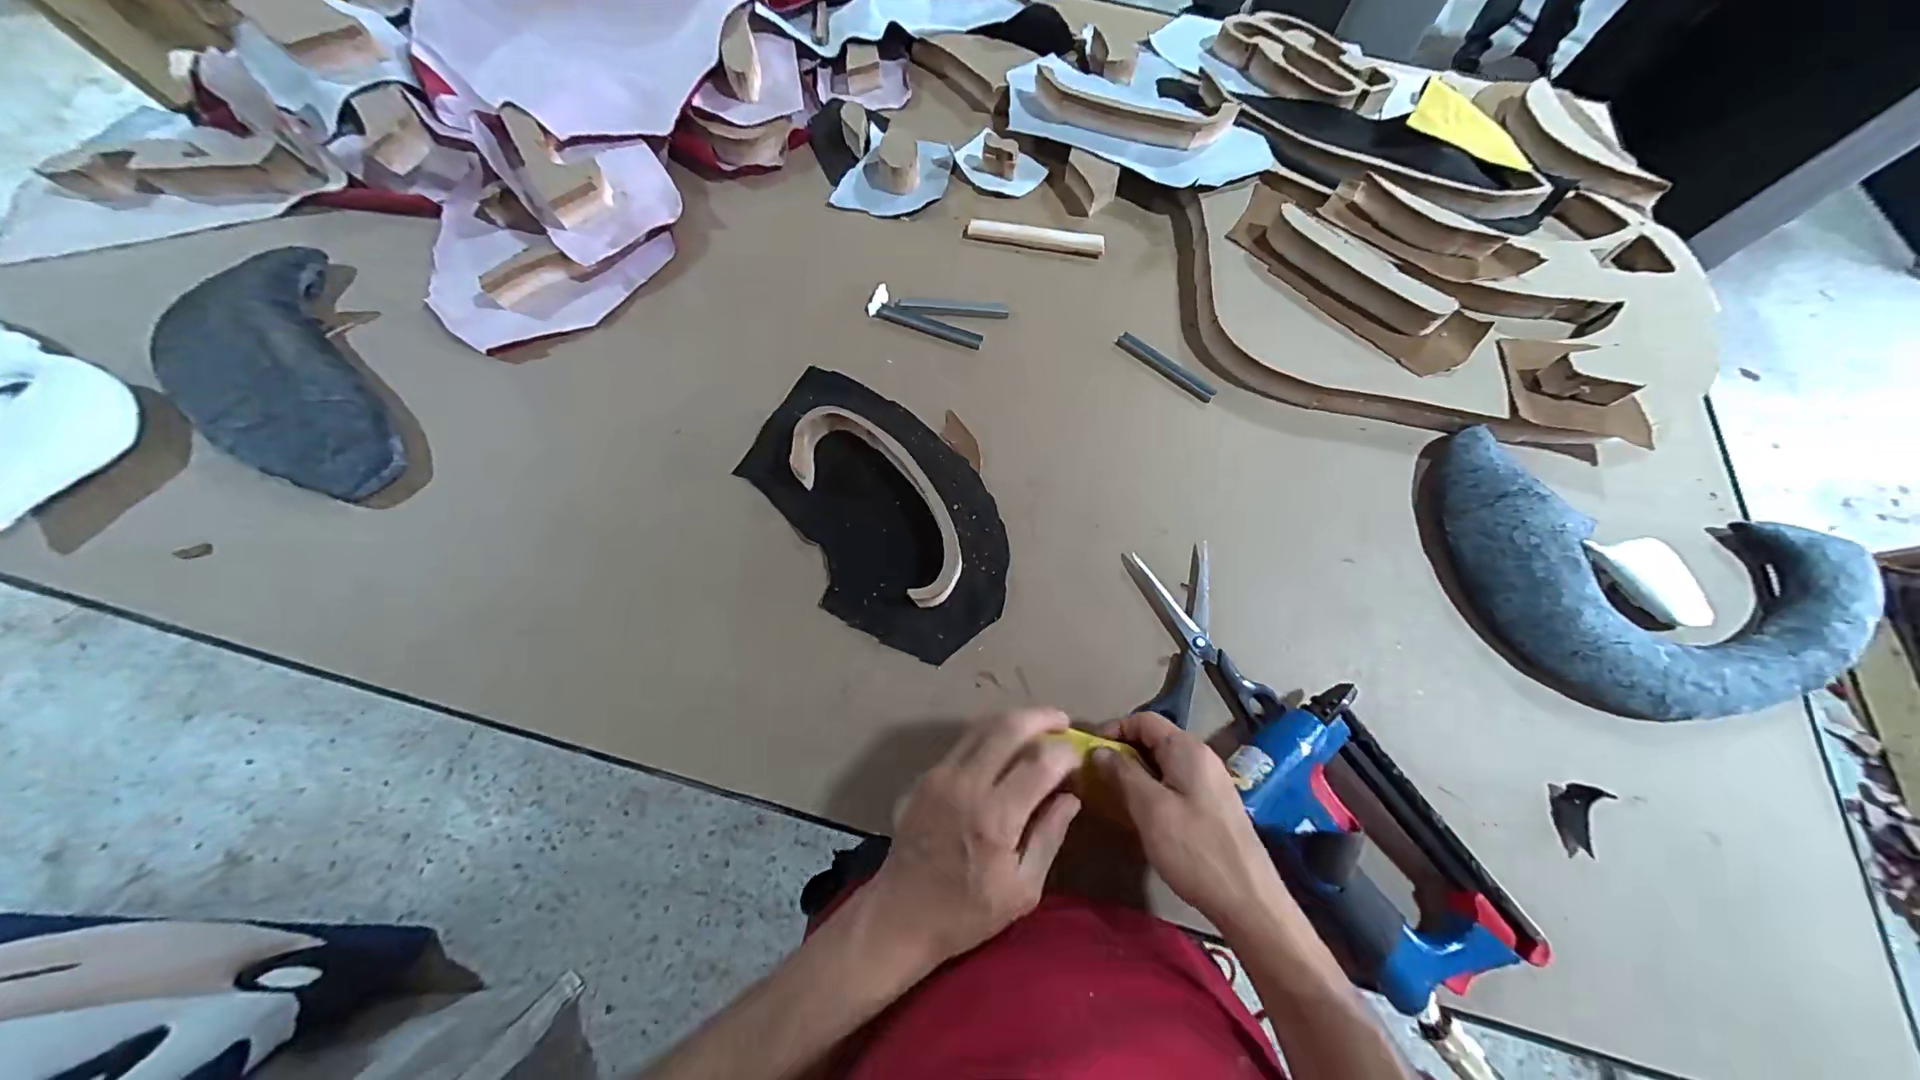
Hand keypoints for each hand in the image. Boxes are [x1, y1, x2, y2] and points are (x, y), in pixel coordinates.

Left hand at [863, 709, 1083, 965]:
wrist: (900, 914)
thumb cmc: (967, 912)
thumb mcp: (1022, 889)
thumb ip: (1049, 836)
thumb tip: (1071, 797)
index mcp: (996, 817)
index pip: (1041, 762)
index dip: (1066, 753)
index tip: (1079, 758)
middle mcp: (967, 784)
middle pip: (1009, 727)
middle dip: (1041, 717)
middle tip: (1062, 721)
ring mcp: (941, 775)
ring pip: (982, 726)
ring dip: (1014, 720)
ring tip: (1037, 726)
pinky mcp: (925, 776)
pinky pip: (963, 742)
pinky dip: (989, 734)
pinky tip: (1003, 746)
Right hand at [1093, 712, 1291, 934]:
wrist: (1249, 901)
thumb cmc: (1194, 849)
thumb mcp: (1149, 808)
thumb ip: (1122, 773)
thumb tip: (1100, 750)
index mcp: (1188, 749)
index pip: (1144, 720)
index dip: (1114, 729)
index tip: (1091, 753)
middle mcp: (1202, 757)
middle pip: (1155, 739)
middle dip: (1123, 752)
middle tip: (1098, 776)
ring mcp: (1212, 782)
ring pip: (1164, 763)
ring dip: (1137, 773)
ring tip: (1115, 795)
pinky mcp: (1215, 806)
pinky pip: (1176, 783)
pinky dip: (1154, 789)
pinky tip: (1144, 814)